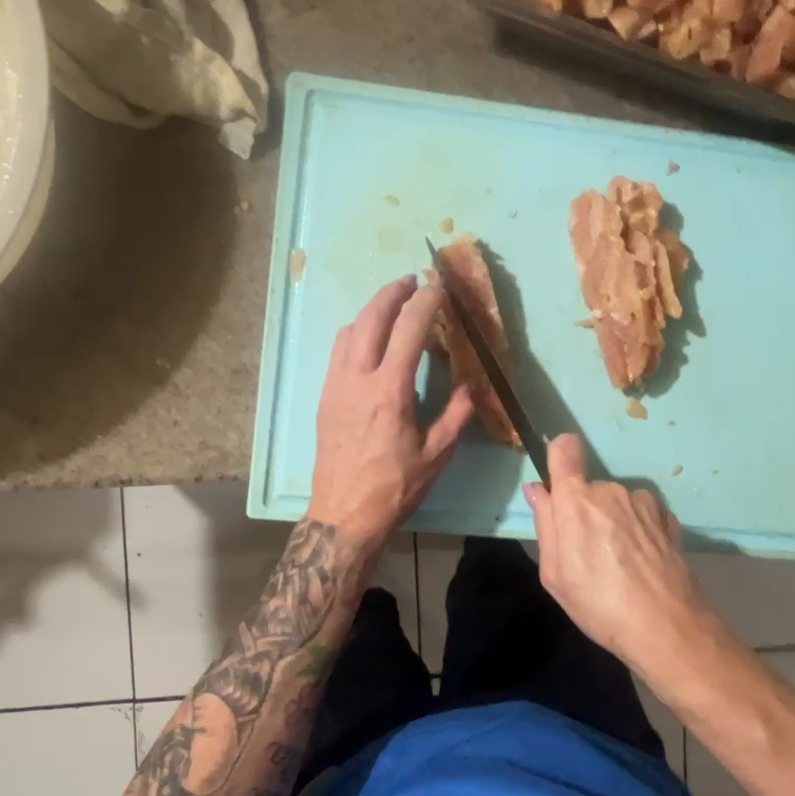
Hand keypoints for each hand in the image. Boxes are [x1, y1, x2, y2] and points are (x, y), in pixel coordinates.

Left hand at [306, 276, 474, 548]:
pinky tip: (370, 341)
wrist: (344, 514)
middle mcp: (357, 379)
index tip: (438, 287)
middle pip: (371, 318)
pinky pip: (338, 351)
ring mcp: (336, 386)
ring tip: (391, 307)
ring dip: (371, 311)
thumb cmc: (395, 487)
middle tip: (412, 281)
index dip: (426, 302)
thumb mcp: (438, 453)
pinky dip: (355, 333)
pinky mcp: (325, 398)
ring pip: (349, 331)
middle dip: (392, 293)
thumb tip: (469, 383)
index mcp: (389, 390)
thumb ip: (457, 413)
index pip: (409, 329)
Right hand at [524, 434, 713, 669]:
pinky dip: (639, 532)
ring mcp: (644, 503)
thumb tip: (538, 490)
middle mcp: (611, 491)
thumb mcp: (555, 574)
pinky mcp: (668, 518)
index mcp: (576, 501)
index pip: (564, 449)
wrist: (665, 628)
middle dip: (586, 512)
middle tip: (588, 554)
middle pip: (590, 489)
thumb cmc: (598, 604)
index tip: (559, 480)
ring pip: (618, 503)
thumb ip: (545, 525)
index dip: (559, 456)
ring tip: (620, 564)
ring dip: (615, 522)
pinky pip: (642, 515)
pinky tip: (642, 564)